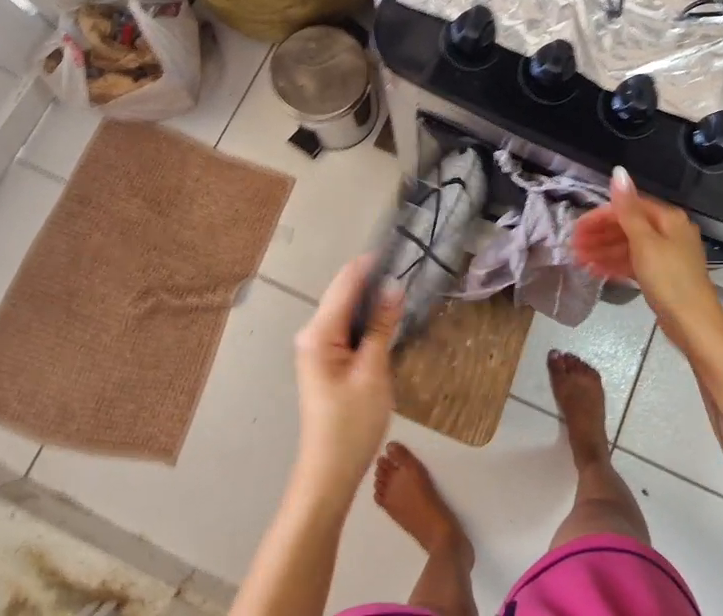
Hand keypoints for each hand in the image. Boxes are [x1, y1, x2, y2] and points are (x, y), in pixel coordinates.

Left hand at [292, 254, 400, 497]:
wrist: (330, 472)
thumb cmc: (352, 424)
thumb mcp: (373, 372)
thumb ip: (382, 326)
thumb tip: (394, 286)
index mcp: (319, 333)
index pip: (346, 282)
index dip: (371, 263)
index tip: (401, 250)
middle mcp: (312, 334)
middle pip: (344, 293)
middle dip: (374, 282)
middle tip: (410, 275)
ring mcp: (317, 348)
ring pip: (347, 311)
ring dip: (372, 303)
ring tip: (405, 296)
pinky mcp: (325, 362)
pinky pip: (347, 328)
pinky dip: (367, 322)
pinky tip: (388, 325)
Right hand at [573, 167, 722, 343]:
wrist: (694, 325)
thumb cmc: (669, 279)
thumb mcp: (644, 242)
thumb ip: (627, 209)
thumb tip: (618, 171)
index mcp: (668, 219)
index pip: (629, 207)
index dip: (601, 215)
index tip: (577, 228)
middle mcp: (669, 233)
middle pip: (628, 226)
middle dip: (600, 234)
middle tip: (573, 246)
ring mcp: (666, 256)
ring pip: (629, 246)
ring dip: (603, 250)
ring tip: (578, 260)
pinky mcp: (661, 276)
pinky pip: (634, 263)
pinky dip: (615, 264)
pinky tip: (595, 270)